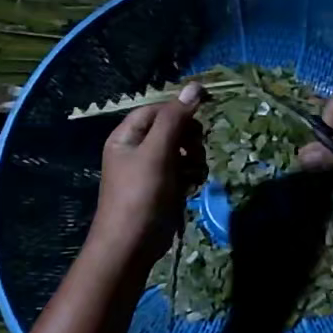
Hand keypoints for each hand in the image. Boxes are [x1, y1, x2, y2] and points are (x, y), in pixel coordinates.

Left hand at [91, 83, 204, 264]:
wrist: (132, 246)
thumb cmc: (140, 195)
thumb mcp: (157, 152)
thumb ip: (176, 119)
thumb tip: (195, 86)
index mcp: (127, 137)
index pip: (157, 110)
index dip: (179, 109)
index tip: (205, 110)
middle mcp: (137, 150)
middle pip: (172, 129)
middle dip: (190, 137)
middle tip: (196, 149)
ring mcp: (152, 170)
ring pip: (183, 150)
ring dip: (194, 158)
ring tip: (194, 173)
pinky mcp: (164, 188)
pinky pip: (184, 171)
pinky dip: (192, 175)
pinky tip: (193, 186)